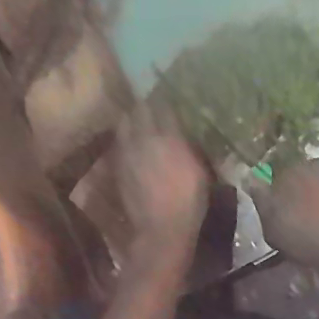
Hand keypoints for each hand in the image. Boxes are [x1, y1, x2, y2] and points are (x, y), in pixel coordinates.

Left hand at [115, 101, 208, 272]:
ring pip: (125, 127)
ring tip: (141, 123)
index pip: (162, 106)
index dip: (164, 97)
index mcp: (167, 137)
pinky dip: (127, 141)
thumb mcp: (200, 171)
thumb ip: (191, 147)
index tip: (167, 89)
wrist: (161, 229)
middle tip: (152, 105)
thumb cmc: (189, 201)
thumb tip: (187, 132)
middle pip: (137, 112)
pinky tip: (135, 147)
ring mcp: (126, 154)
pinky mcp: (118, 169)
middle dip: (144, 106)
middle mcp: (143, 139)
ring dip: (132, 122)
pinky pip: (121, 146)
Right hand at [252, 159, 318, 288]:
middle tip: (302, 221)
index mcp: (291, 171)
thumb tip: (250, 178)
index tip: (280, 216)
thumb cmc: (311, 241)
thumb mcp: (275, 229)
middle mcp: (316, 165)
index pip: (274, 177)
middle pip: (300, 177)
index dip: (276, 197)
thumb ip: (261, 201)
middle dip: (299, 193)